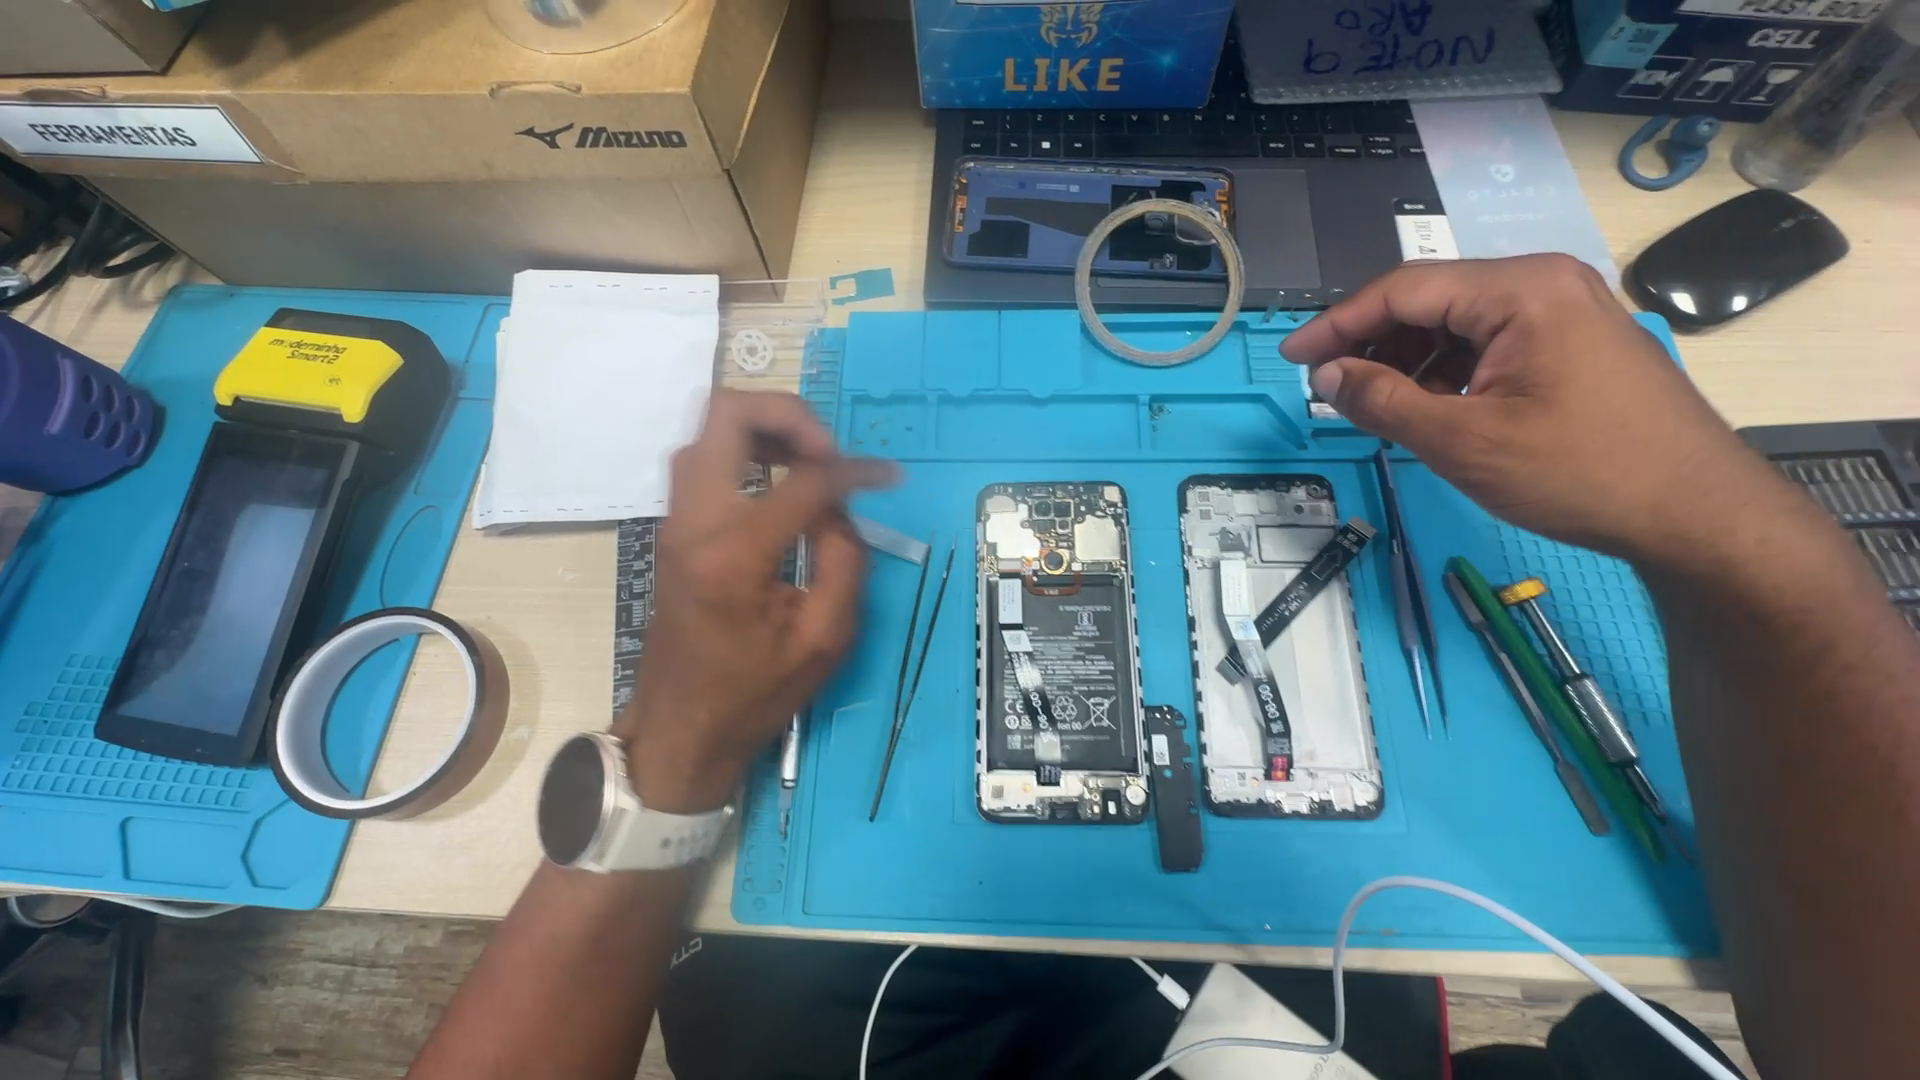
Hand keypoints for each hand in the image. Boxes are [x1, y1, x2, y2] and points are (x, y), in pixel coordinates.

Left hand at [615, 390, 895, 812]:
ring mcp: (675, 520)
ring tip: (810, 458)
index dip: (854, 470)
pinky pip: (703, 459)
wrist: (680, 728)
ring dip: (762, 427)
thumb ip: (843, 558)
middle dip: (789, 415)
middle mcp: (694, 521)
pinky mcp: (673, 528)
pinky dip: (744, 448)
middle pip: (727, 414)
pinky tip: (779, 476)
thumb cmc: (753, 693)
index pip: (802, 479)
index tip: (887, 476)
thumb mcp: (825, 638)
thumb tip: (838, 505)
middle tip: (829, 450)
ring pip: (707, 429)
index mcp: (734, 555)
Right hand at [1281, 255, 1794, 567]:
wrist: (1695, 513)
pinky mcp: (1571, 344)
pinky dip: (1444, 371)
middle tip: (1326, 386)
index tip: (1292, 357)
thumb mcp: (1461, 440)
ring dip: (1405, 359)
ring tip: (1371, 403)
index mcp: (1520, 290)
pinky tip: (1424, 406)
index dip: (1337, 323)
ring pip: (1456, 324)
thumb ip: (1381, 400)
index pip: (1403, 290)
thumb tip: (1325, 375)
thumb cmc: (1576, 472)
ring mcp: (1563, 312)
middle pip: (1429, 301)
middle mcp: (1543, 284)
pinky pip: (1487, 344)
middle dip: (1370, 341)